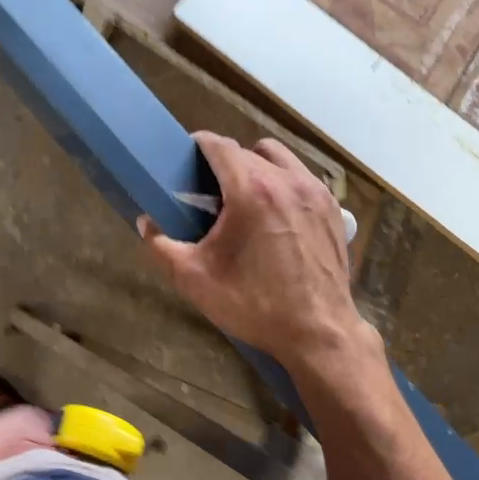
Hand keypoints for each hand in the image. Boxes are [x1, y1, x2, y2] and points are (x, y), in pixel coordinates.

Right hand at [139, 131, 367, 363]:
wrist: (318, 334)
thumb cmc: (254, 305)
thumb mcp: (195, 279)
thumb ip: (161, 246)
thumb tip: (146, 222)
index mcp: (250, 190)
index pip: (218, 145)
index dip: (197, 145)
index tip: (184, 160)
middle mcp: (285, 180)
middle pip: (246, 151)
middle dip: (223, 163)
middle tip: (208, 190)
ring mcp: (314, 192)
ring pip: (278, 156)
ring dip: (256, 165)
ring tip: (244, 196)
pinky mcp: (332, 208)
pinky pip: (301, 176)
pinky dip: (283, 182)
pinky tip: (275, 213)